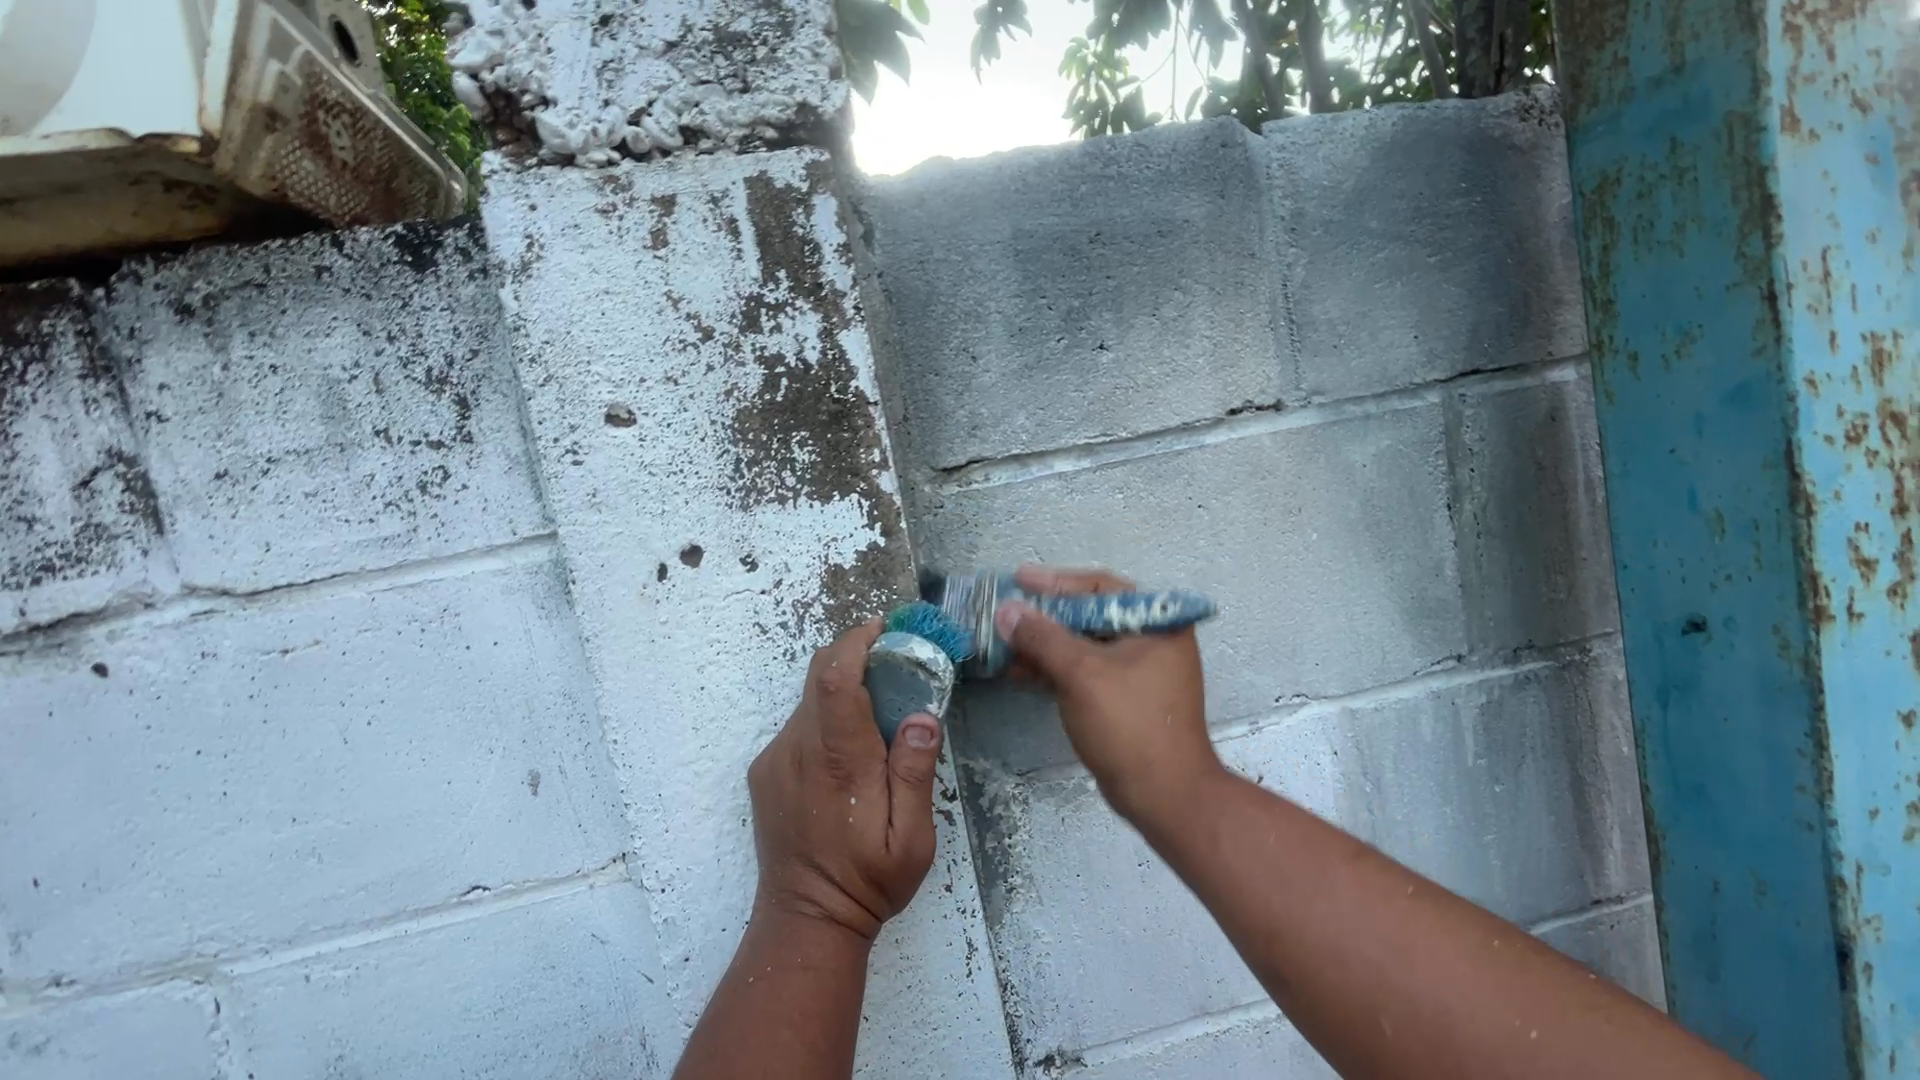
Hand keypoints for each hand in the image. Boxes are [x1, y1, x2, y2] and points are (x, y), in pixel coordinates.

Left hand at [747, 620, 944, 940]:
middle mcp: (798, 750)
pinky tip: (854, 743)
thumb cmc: (868, 882)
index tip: (888, 628)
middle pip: (819, 674)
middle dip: (856, 652)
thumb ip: (915, 773)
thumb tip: (922, 715)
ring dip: (846, 685)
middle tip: (896, 655)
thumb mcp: (912, 839)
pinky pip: (801, 722)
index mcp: (838, 763)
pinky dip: (830, 713)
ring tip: (884, 703)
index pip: (837, 679)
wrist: (805, 921)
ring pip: (810, 697)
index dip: (859, 642)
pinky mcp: (767, 769)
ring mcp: (776, 758)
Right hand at [995, 564, 1222, 825]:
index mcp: (1156, 622)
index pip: (1100, 587)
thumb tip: (1006, 611)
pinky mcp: (1125, 698)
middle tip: (1006, 611)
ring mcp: (1139, 671)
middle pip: (1089, 615)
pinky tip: (1019, 672)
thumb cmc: (1128, 724)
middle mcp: (1152, 640)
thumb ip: (1041, 637)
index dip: (1056, 582)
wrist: (1164, 795)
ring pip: (1083, 646)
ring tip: (1002, 643)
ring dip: (1043, 645)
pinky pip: (1085, 671)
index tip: (1018, 579)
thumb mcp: (1080, 673)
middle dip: (1044, 616)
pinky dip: (1054, 669)